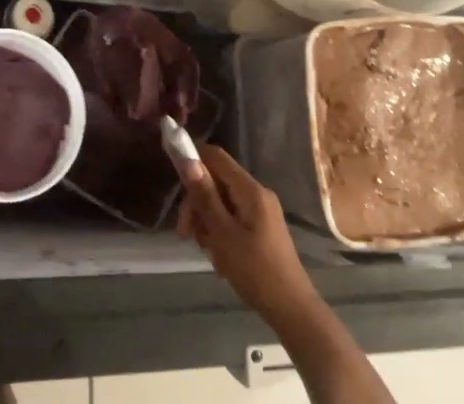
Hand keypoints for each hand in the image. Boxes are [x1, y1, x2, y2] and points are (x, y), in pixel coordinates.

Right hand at [176, 143, 320, 322]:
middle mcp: (257, 194)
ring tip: (205, 250)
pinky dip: (220, 232)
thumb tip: (189, 161)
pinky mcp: (261, 227)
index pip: (216, 157)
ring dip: (206, 221)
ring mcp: (261, 211)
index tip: (174, 182)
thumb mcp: (222, 233)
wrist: (289, 306)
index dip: (193, 160)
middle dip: (197, 204)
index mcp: (250, 190)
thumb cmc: (254, 269)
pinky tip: (218, 255)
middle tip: (185, 234)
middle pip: (217, 182)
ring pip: (222, 202)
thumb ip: (205, 196)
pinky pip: (232, 218)